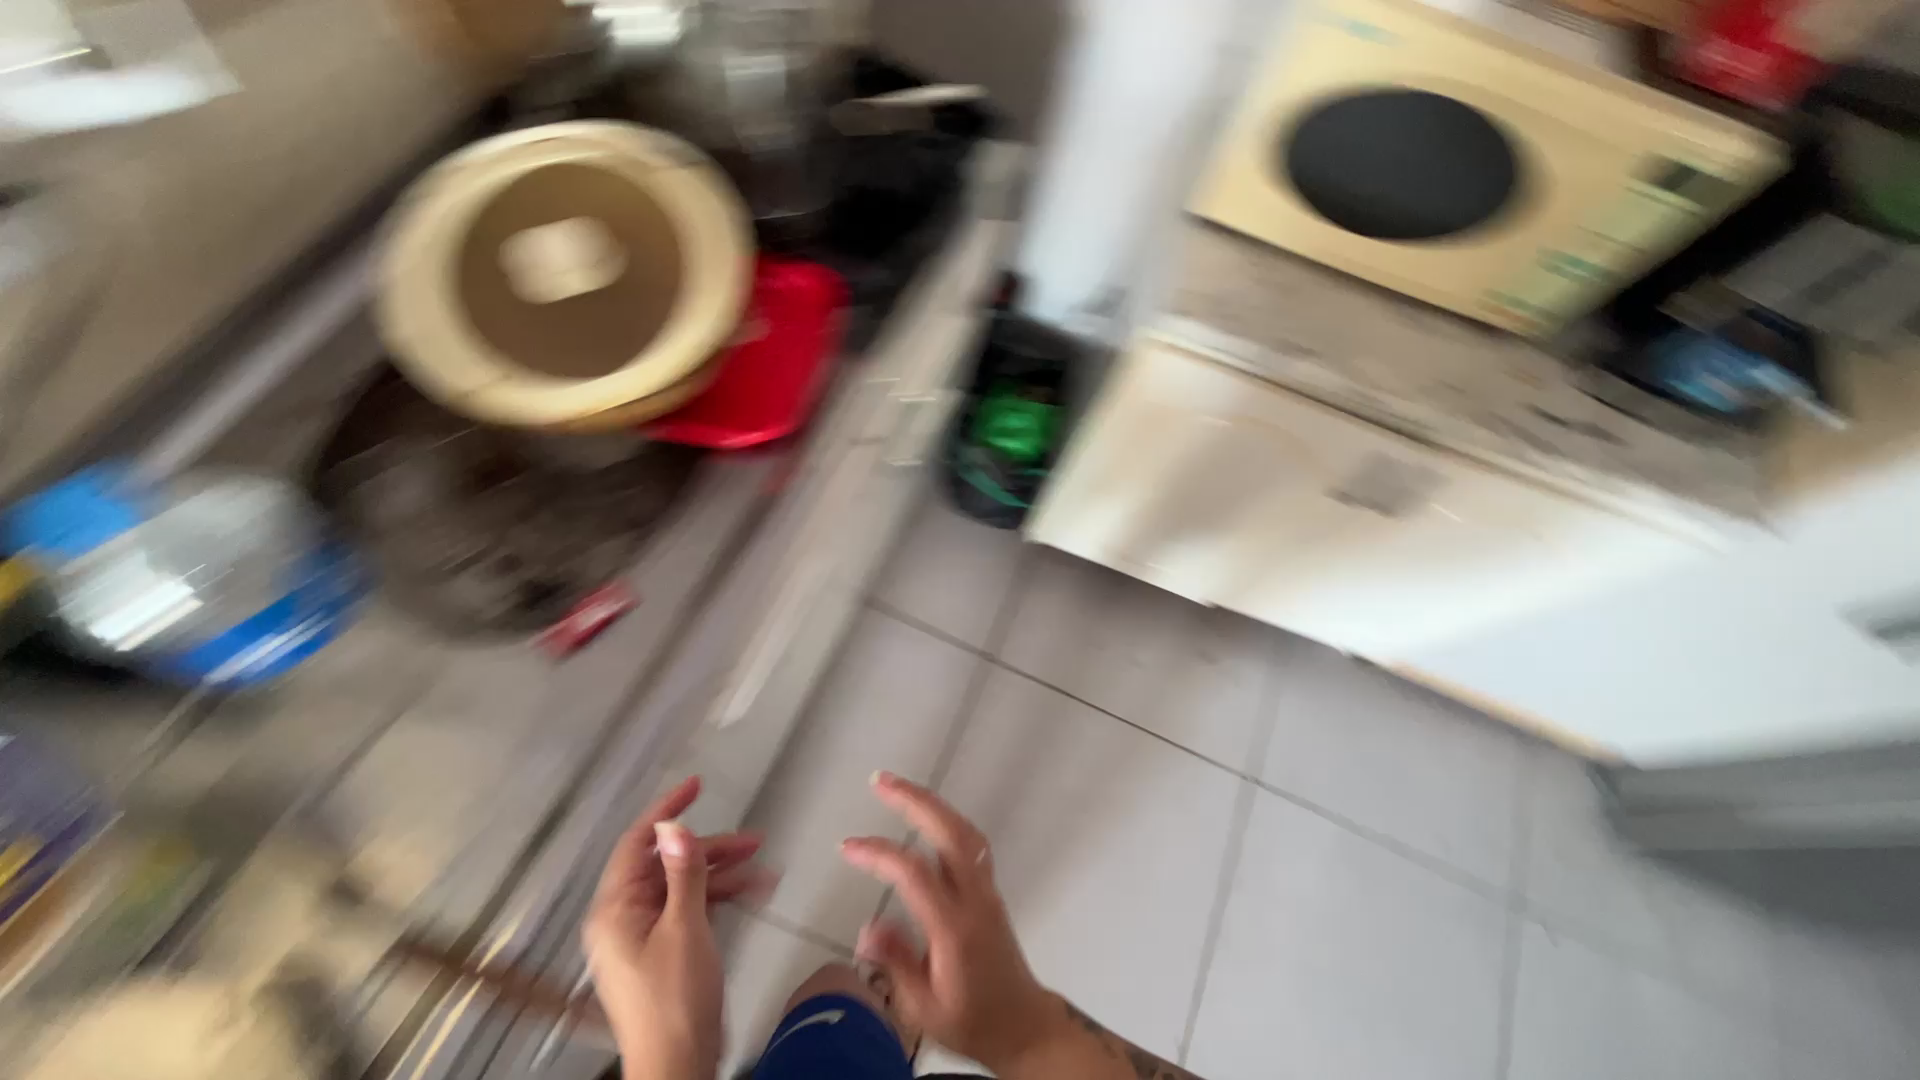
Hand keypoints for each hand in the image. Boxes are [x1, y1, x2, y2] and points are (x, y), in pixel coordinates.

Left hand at [583, 776, 771, 1079]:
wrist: (678, 1067)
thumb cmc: (674, 1001)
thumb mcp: (684, 929)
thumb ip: (683, 875)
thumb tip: (676, 828)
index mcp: (615, 909)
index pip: (637, 843)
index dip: (666, 810)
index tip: (696, 785)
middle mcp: (624, 917)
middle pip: (667, 864)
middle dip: (711, 849)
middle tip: (752, 839)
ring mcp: (644, 934)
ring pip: (684, 885)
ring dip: (723, 873)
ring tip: (763, 864)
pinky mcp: (665, 950)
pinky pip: (692, 909)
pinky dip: (721, 898)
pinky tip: (755, 891)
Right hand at [839, 771, 1063, 1072]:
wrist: (1022, 1025)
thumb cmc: (970, 1020)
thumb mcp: (923, 1008)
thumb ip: (897, 963)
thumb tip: (867, 928)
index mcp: (955, 927)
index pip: (915, 874)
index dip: (880, 854)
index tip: (847, 846)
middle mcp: (975, 898)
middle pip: (951, 834)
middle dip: (916, 801)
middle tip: (880, 780)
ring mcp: (987, 890)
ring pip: (965, 831)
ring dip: (932, 804)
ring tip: (899, 787)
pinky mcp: (990, 890)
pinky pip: (971, 842)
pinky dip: (947, 819)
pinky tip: (927, 814)